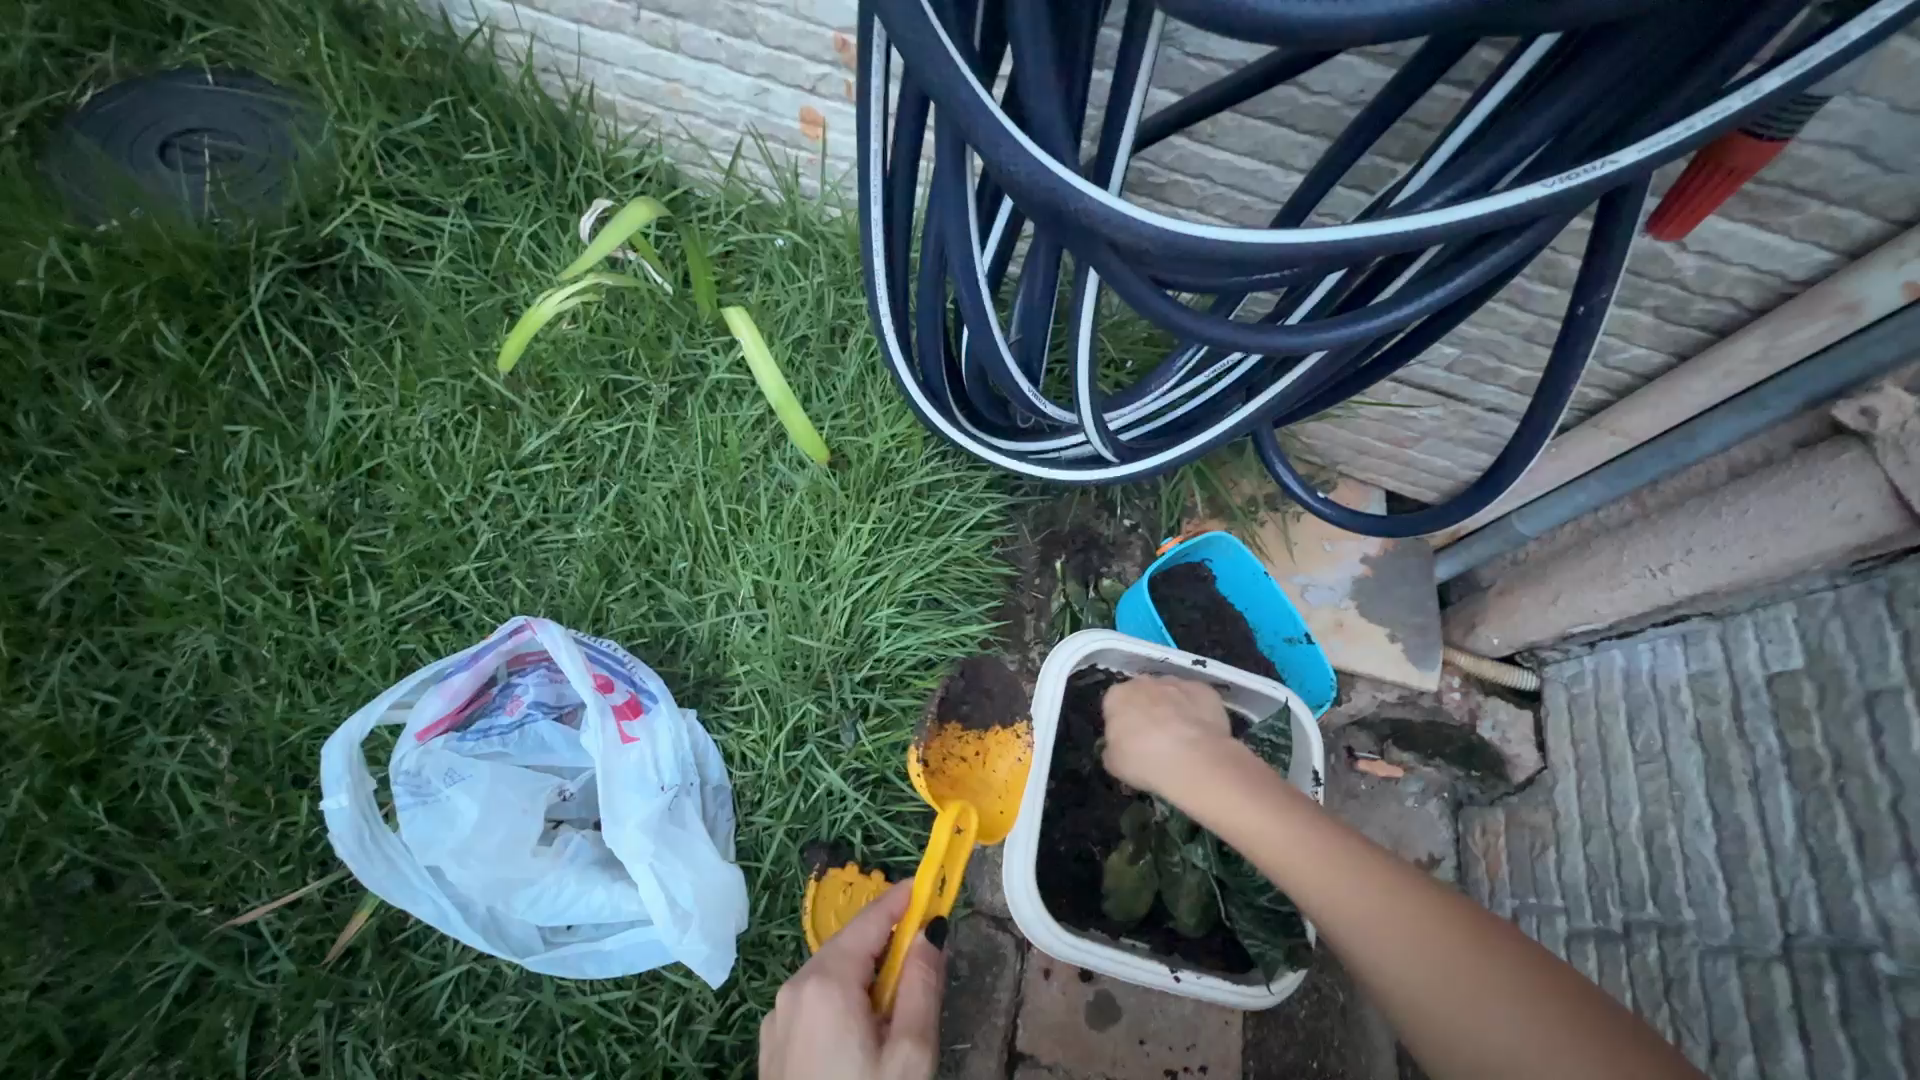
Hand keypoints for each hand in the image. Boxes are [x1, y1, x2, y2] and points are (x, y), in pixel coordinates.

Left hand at [759, 880, 947, 1079]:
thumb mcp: (909, 1055)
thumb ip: (922, 985)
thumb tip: (930, 931)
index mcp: (825, 982)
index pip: (870, 920)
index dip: (903, 901)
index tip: (932, 888)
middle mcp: (793, 989)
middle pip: (849, 946)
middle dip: (887, 942)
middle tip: (926, 951)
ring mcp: (777, 1019)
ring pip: (830, 975)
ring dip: (866, 973)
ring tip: (901, 1001)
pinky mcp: (772, 1047)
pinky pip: (814, 1002)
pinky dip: (843, 998)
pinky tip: (865, 1030)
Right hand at [1101, 675, 1246, 795]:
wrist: (1194, 759)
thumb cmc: (1144, 761)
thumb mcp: (1114, 763)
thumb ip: (1112, 748)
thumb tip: (1118, 747)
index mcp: (1117, 696)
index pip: (1114, 705)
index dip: (1121, 723)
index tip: (1128, 742)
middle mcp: (1144, 682)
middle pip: (1142, 694)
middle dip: (1147, 711)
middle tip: (1154, 740)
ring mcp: (1176, 683)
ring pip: (1170, 694)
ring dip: (1172, 709)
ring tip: (1182, 740)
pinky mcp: (1204, 689)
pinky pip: (1196, 700)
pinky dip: (1197, 712)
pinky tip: (1202, 734)